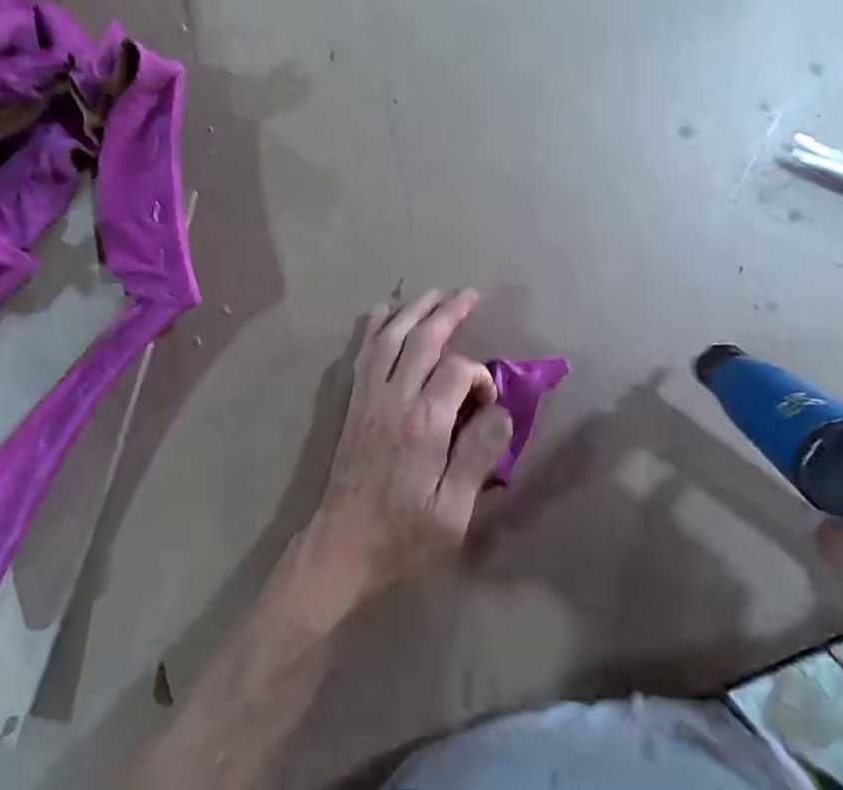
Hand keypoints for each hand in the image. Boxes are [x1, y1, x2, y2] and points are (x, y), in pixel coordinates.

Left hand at [282, 290, 510, 626]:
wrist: (340, 548)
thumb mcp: (452, 513)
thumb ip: (477, 458)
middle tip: (469, 295)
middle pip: (422, 340)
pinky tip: (385, 311)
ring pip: (390, 338)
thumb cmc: (403, 536)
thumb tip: (502, 411)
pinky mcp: (353, 404)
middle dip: (448, 312)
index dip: (481, 376)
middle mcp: (393, 400)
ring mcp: (368, 399)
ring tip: (434, 294)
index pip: (459, 371)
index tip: (487, 404)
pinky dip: (376, 327)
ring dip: (413, 310)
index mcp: (424, 425)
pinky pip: (364, 354)